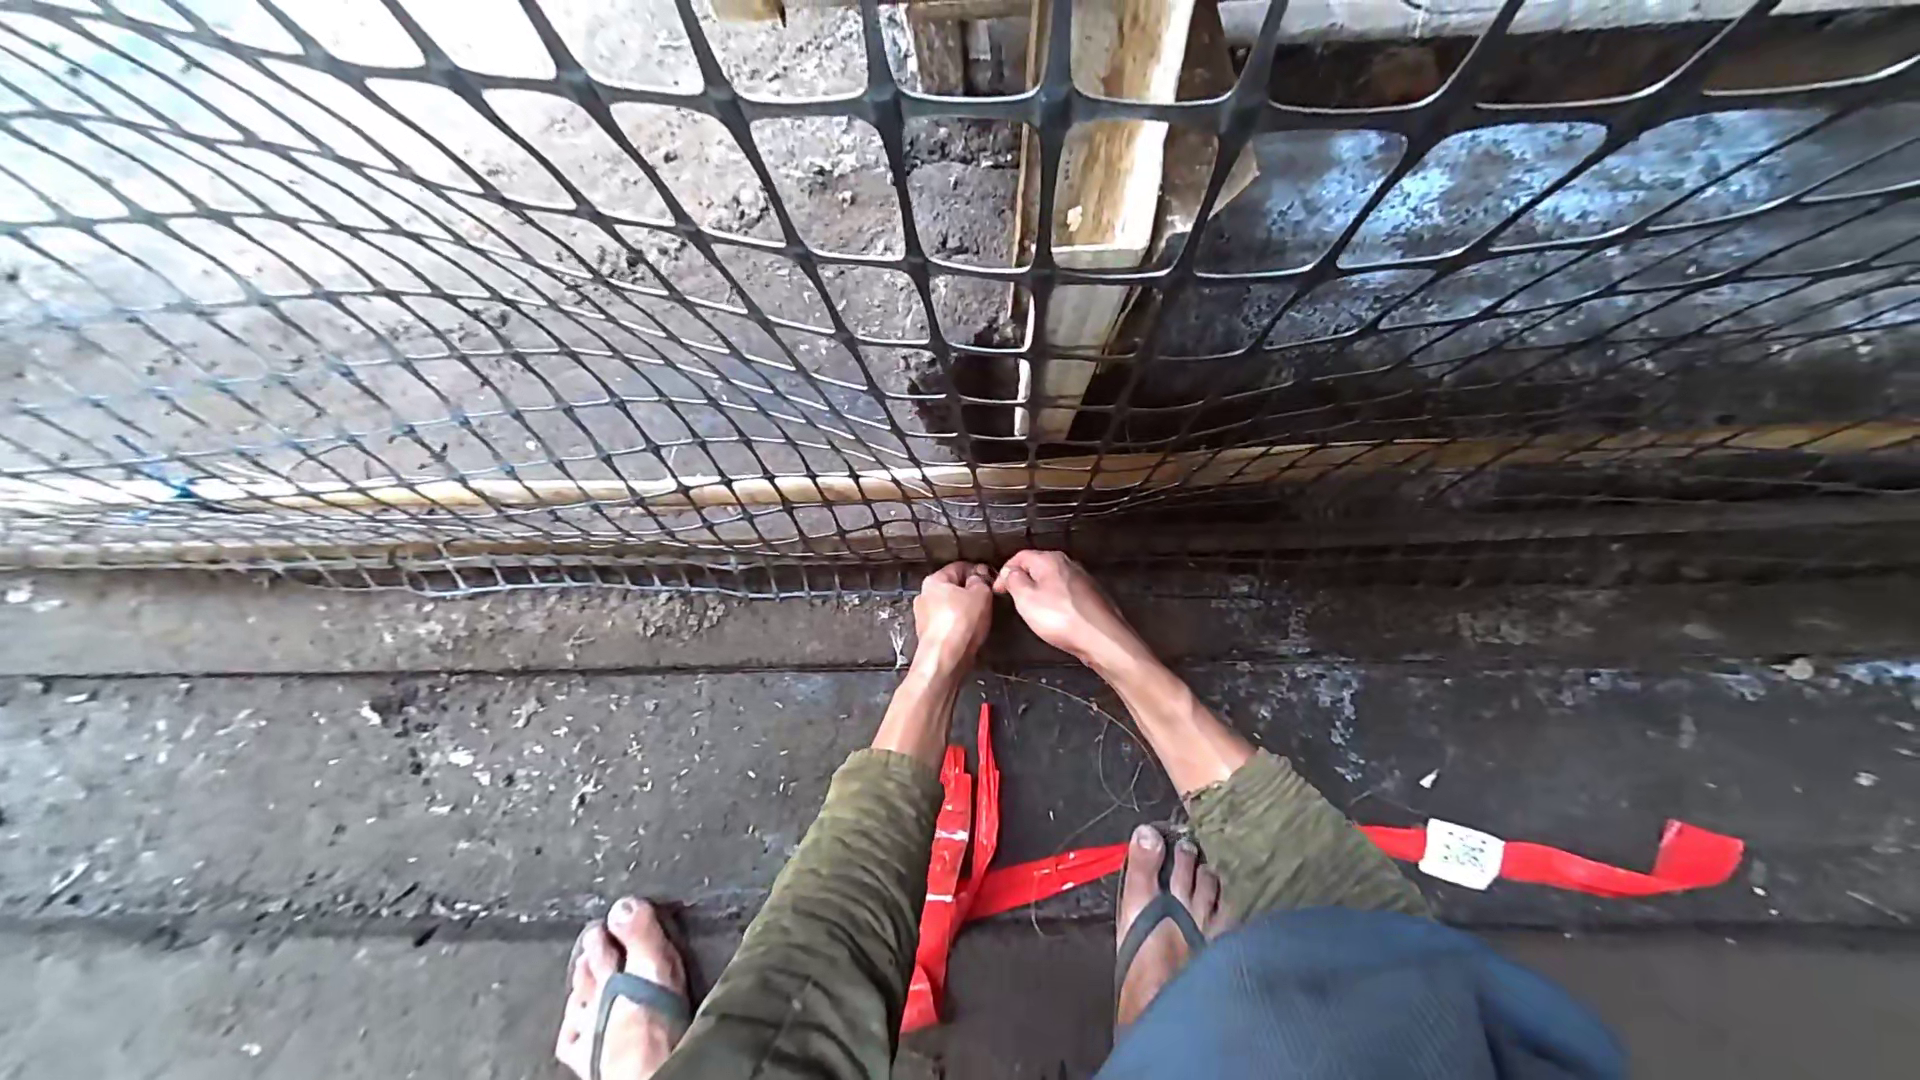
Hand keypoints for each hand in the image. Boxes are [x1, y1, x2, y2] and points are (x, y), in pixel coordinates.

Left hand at [912, 562, 993, 672]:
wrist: (945, 660)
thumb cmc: (961, 623)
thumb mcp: (981, 594)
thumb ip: (981, 581)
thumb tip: (978, 577)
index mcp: (933, 581)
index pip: (959, 567)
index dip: (978, 570)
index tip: (991, 578)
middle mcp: (924, 596)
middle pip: (953, 587)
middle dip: (971, 590)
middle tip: (988, 597)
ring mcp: (924, 617)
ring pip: (950, 606)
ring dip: (966, 608)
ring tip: (982, 616)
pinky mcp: (929, 635)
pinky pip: (948, 623)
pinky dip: (959, 624)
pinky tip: (971, 631)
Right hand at [993, 551, 1144, 672]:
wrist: (1102, 638)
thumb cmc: (1063, 619)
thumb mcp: (1025, 599)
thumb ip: (1013, 581)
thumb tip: (1010, 572)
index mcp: (1050, 560)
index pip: (1020, 556)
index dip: (1005, 572)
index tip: (998, 589)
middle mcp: (1068, 564)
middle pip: (1037, 566)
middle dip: (1022, 581)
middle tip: (1013, 599)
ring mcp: (1082, 579)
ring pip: (1052, 580)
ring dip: (1039, 592)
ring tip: (1032, 611)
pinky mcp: (1091, 596)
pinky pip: (1065, 593)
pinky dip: (1055, 601)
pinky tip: (1054, 617)